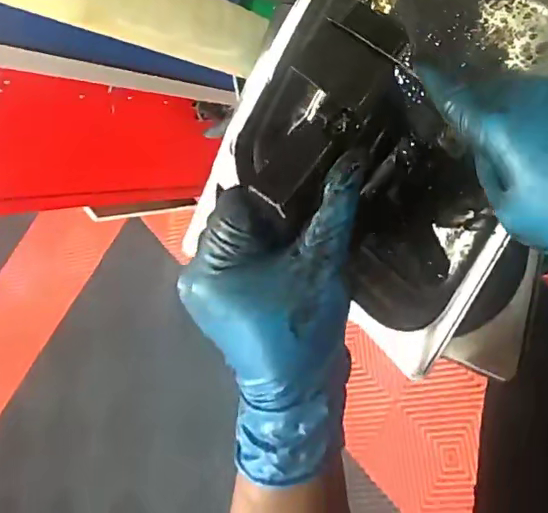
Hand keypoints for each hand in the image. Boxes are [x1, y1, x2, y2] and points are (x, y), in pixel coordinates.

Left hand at [179, 153, 362, 487]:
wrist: (297, 390)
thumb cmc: (303, 323)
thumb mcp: (323, 257)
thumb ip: (335, 204)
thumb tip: (352, 157)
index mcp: (211, 261)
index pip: (238, 197)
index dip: (275, 190)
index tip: (306, 193)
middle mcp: (195, 271)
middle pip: (236, 214)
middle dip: (272, 210)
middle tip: (308, 212)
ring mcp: (203, 288)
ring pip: (239, 233)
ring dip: (269, 229)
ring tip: (302, 232)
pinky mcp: (217, 299)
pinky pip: (237, 255)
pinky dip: (261, 248)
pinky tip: (289, 252)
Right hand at [419, 72, 547, 335]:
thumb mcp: (520, 214)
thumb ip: (492, 173)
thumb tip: (490, 148)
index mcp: (505, 123)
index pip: (458, 96)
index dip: (435, 80)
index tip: (419, 63)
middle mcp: (533, 94)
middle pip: (493, 89)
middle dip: (481, 103)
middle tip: (478, 130)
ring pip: (528, 93)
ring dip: (518, 111)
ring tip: (526, 145)